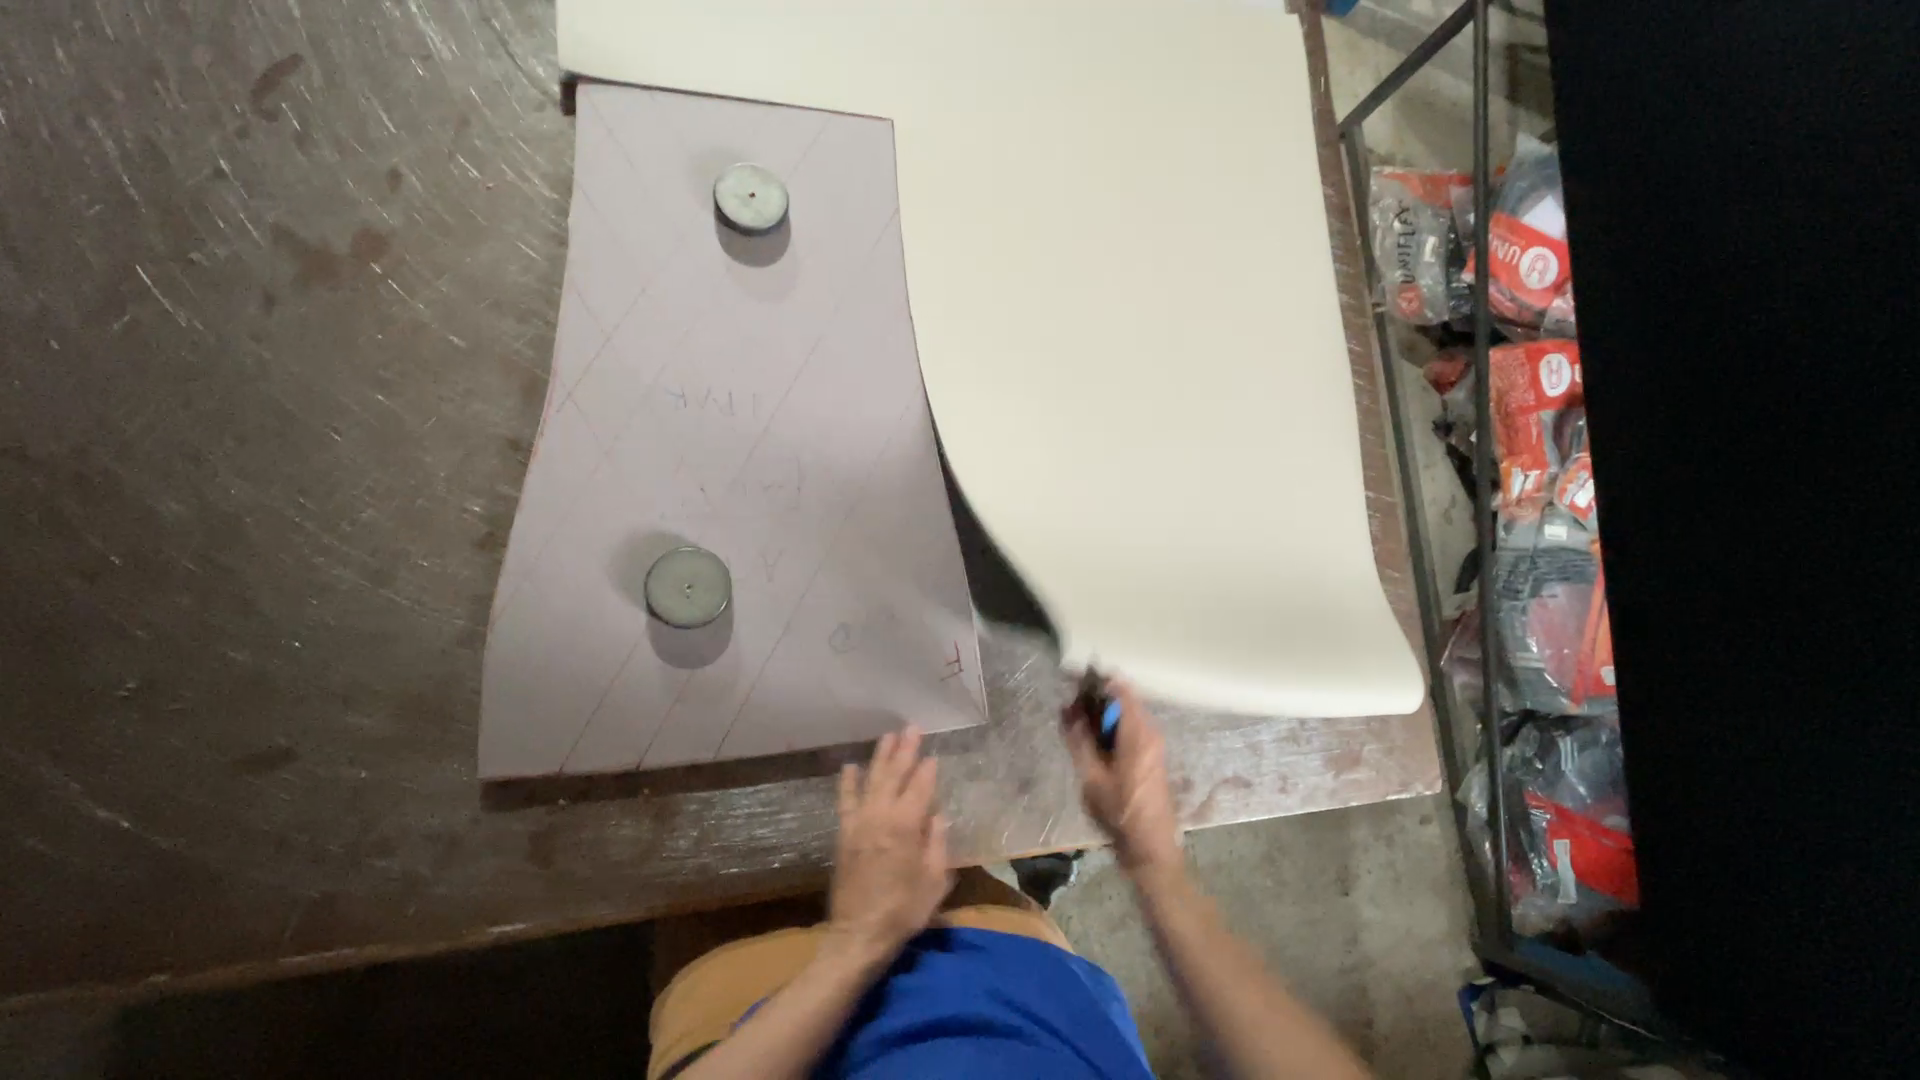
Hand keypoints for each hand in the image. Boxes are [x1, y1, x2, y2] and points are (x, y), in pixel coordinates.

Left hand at [828, 727, 952, 964]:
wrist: (860, 934)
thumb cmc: (904, 911)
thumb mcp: (935, 881)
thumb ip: (937, 844)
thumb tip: (939, 816)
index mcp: (907, 826)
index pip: (921, 788)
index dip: (928, 771)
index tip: (934, 755)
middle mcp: (882, 816)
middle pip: (895, 775)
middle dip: (905, 750)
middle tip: (912, 728)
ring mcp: (859, 822)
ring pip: (871, 780)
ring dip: (880, 757)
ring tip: (888, 736)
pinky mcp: (844, 833)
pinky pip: (846, 800)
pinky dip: (848, 782)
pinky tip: (850, 766)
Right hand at [1063, 678, 1181, 873]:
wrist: (1151, 847)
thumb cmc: (1120, 813)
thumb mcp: (1091, 778)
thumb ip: (1078, 740)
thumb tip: (1067, 710)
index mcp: (1138, 732)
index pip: (1118, 688)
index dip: (1094, 680)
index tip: (1070, 682)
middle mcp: (1150, 731)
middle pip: (1121, 699)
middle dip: (1093, 698)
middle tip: (1067, 710)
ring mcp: (1154, 744)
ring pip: (1124, 714)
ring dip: (1100, 714)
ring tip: (1073, 726)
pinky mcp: (1152, 756)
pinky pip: (1129, 729)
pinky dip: (1110, 727)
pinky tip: (1091, 743)